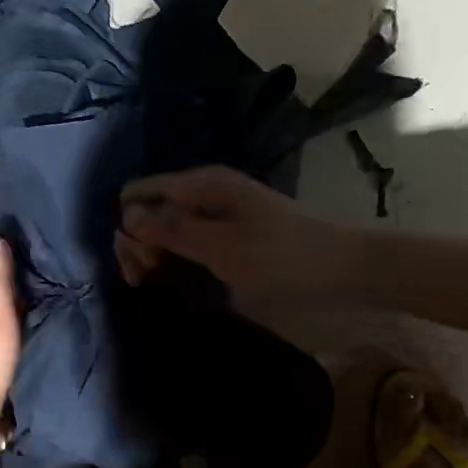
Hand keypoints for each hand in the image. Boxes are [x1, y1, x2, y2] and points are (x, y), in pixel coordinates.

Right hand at [116, 166, 358, 295]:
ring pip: (165, 223)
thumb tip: (126, 217)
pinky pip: (187, 234)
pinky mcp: (229, 226)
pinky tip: (181, 275)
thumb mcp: (222, 248)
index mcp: (200, 184)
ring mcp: (217, 206)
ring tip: (161, 282)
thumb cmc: (281, 258)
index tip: (146, 269)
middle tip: (149, 281)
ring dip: (155, 252)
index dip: (130, 231)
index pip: (137, 196)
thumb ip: (172, 230)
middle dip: (138, 243)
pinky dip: (176, 254)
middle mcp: (204, 188)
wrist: (341, 266)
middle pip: (148, 208)